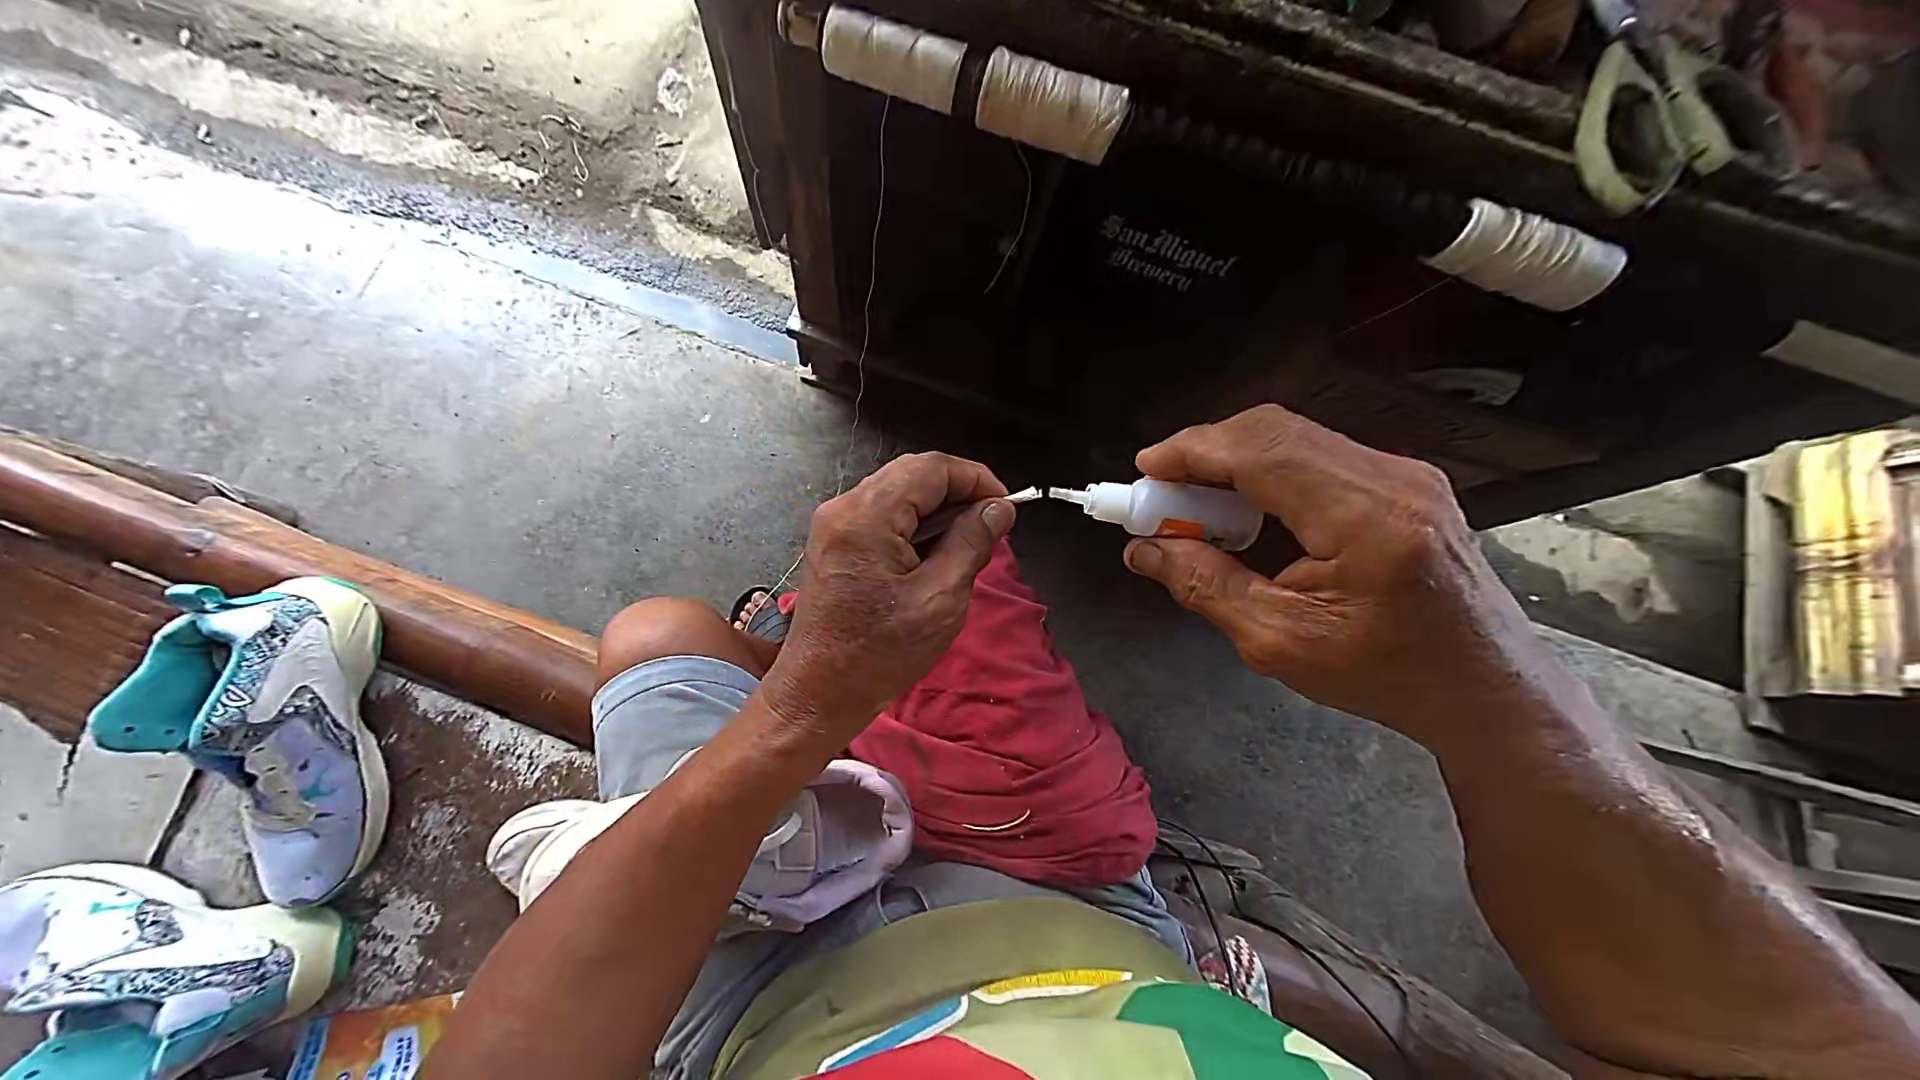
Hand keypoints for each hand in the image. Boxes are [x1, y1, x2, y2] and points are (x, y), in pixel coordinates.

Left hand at [759, 452, 1013, 742]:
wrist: (820, 692)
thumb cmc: (879, 654)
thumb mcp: (940, 599)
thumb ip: (972, 543)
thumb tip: (999, 510)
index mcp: (867, 516)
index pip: (931, 467)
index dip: (976, 478)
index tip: (1005, 505)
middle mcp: (844, 508)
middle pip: (912, 473)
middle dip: (959, 490)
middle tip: (991, 521)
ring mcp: (835, 524)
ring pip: (898, 492)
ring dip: (939, 508)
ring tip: (971, 537)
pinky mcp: (836, 543)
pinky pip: (883, 514)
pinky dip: (916, 523)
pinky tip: (939, 549)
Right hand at [1122, 405, 1546, 744]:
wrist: (1486, 688)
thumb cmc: (1388, 675)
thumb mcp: (1279, 642)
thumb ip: (1205, 587)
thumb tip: (1145, 550)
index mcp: (1367, 519)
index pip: (1262, 450)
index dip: (1192, 450)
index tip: (1145, 470)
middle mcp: (1392, 478)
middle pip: (1273, 431)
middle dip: (1204, 454)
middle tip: (1162, 496)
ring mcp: (1403, 474)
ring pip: (1291, 438)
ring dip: (1230, 464)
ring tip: (1195, 511)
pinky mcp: (1401, 482)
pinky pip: (1313, 455)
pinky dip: (1261, 474)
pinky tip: (1243, 512)